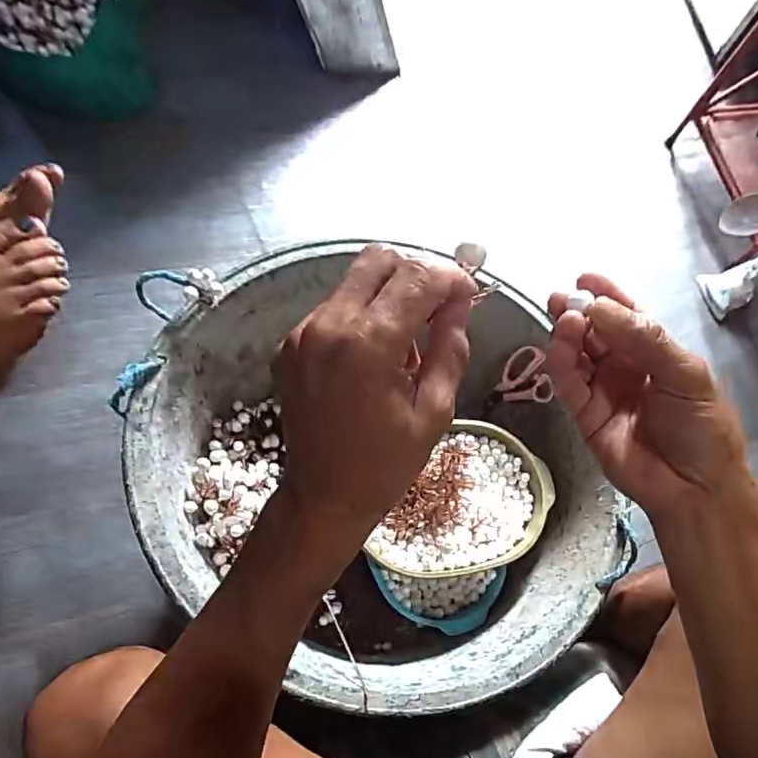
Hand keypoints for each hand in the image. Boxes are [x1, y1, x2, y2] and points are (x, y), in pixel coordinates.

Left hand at [272, 245, 474, 548]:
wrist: (322, 497)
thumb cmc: (384, 466)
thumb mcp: (433, 413)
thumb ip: (450, 351)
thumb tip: (460, 305)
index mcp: (368, 344)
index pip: (417, 279)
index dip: (451, 279)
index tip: (468, 296)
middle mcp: (329, 326)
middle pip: (380, 260)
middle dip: (416, 276)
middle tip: (436, 312)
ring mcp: (302, 334)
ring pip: (354, 281)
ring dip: (388, 297)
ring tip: (404, 345)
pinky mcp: (289, 346)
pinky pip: (333, 309)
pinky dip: (361, 318)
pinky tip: (372, 358)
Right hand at [543, 274, 753, 522]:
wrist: (694, 485)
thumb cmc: (702, 426)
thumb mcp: (685, 372)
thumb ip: (644, 339)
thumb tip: (598, 309)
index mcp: (654, 353)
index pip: (626, 317)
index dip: (607, 296)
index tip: (585, 278)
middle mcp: (625, 369)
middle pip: (595, 334)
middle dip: (578, 313)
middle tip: (561, 298)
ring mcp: (603, 393)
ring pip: (577, 357)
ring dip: (568, 336)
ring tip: (564, 319)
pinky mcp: (586, 418)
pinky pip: (569, 386)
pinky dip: (561, 365)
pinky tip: (561, 346)